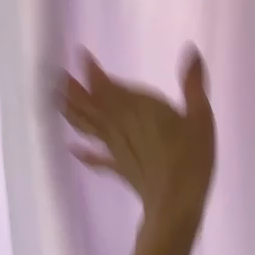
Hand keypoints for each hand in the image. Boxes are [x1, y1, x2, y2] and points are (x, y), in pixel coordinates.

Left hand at [59, 47, 215, 232]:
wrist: (175, 204)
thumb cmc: (190, 158)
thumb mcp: (199, 118)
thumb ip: (192, 85)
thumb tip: (191, 50)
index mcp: (138, 110)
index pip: (109, 87)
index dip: (92, 71)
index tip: (78, 55)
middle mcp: (121, 126)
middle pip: (91, 105)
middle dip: (72, 89)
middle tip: (55, 74)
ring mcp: (116, 148)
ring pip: (89, 126)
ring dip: (71, 112)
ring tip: (55, 99)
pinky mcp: (119, 168)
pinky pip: (97, 158)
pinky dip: (84, 153)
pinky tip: (72, 148)